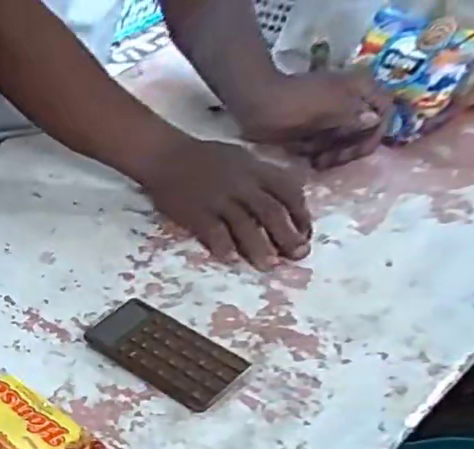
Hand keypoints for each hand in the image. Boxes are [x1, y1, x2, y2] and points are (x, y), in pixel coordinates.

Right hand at [135, 134, 311, 270]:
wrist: (168, 157)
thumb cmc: (203, 158)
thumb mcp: (241, 159)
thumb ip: (260, 177)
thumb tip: (278, 196)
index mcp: (257, 170)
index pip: (289, 192)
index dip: (301, 215)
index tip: (305, 234)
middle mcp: (243, 185)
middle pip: (271, 212)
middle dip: (287, 235)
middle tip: (298, 255)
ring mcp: (219, 199)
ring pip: (245, 225)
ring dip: (259, 247)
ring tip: (268, 265)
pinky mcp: (196, 212)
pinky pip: (213, 231)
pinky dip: (223, 246)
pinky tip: (230, 260)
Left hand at [234, 71, 388, 169]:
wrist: (257, 105)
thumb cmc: (293, 103)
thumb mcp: (327, 108)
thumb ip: (353, 115)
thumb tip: (374, 120)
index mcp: (361, 89)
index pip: (384, 111)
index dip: (376, 133)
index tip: (359, 151)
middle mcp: (350, 102)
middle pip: (364, 130)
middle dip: (351, 148)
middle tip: (331, 161)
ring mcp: (330, 117)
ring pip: (343, 141)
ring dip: (334, 154)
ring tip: (318, 162)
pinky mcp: (313, 130)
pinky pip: (324, 146)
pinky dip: (320, 153)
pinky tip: (311, 160)